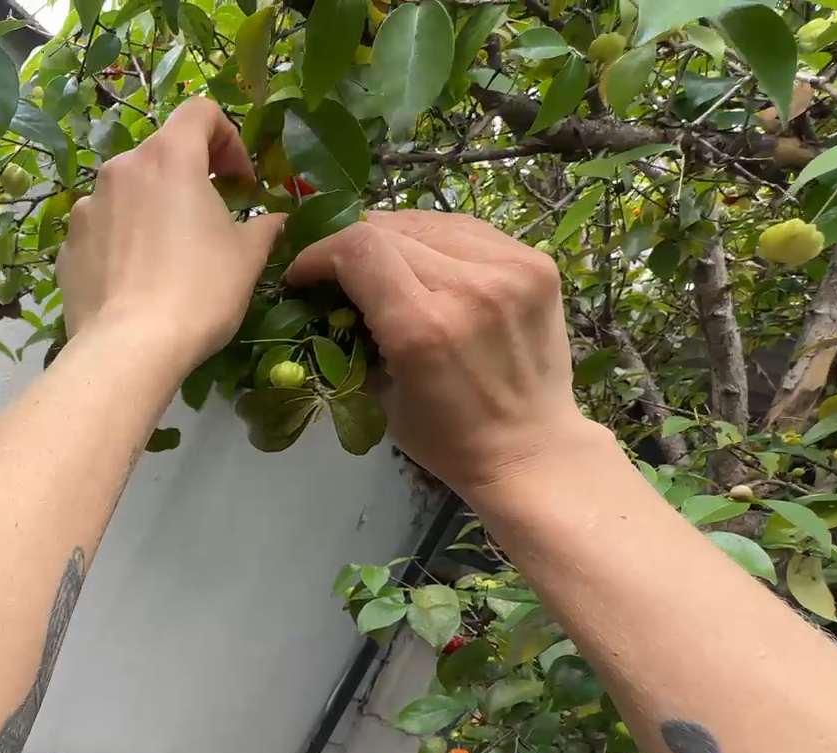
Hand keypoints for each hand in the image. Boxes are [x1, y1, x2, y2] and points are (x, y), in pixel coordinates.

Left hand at [57, 98, 283, 373]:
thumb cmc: (198, 294)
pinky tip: (133, 283)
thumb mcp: (246, 259)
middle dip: (185, 180)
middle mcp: (119, 172)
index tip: (238, 181)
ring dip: (148, 213)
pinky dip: (118, 245)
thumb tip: (271, 221)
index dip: (226, 138)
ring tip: (164, 258)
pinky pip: (100, 234)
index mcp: (168, 157)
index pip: (199, 113)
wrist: (128, 349)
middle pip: (158, 156)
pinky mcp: (66, 250)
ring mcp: (86, 211)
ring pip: (124, 196)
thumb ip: (261, 228)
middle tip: (205, 221)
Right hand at [287, 211, 587, 495]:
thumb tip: (328, 296)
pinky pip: (465, 228)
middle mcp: (468, 286)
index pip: (358, 251)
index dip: (317, 253)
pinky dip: (429, 238)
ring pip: (426, 221)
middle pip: (387, 230)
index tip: (300, 275)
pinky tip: (416, 258)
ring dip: (386, 236)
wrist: (528, 446)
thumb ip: (355, 337)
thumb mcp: (378, 395)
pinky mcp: (535, 261)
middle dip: (344, 246)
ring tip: (371, 262)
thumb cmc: (443, 437)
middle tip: (330, 272)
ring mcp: (509, 268)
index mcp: (421, 327)